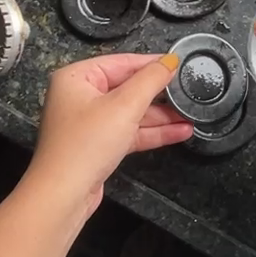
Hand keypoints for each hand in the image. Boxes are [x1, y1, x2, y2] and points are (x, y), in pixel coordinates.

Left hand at [26, 53, 192, 213]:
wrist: (63, 196)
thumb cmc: (88, 143)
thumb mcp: (125, 105)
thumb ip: (151, 79)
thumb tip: (171, 60)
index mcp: (77, 78)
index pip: (122, 62)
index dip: (153, 63)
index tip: (181, 63)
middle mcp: (81, 96)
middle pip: (128, 88)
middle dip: (160, 94)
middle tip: (190, 91)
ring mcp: (90, 122)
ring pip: (132, 112)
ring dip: (162, 116)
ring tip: (192, 115)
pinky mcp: (99, 145)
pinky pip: (130, 131)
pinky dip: (153, 132)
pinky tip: (180, 132)